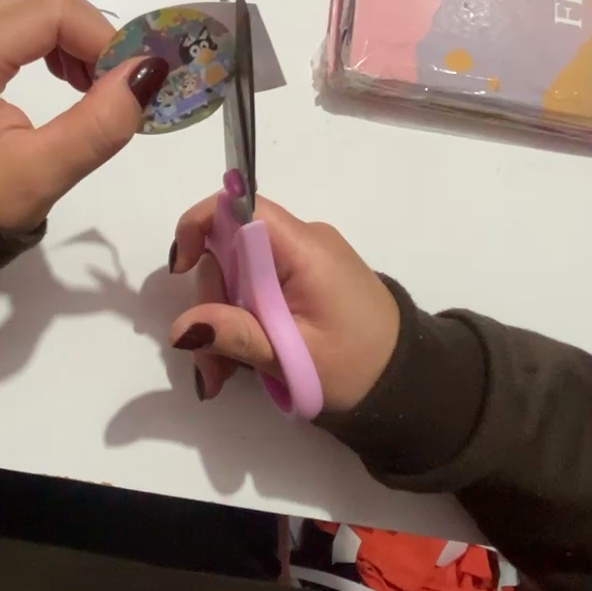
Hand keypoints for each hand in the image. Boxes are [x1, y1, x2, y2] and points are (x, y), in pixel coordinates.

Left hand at [0, 0, 169, 230]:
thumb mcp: (41, 175)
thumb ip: (99, 124)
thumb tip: (151, 70)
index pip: (48, 10)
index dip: (100, 36)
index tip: (130, 80)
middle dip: (86, 29)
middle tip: (111, 82)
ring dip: (67, 29)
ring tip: (89, 82)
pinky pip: (6, 17)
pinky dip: (44, 35)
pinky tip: (62, 75)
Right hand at [166, 195, 400, 413]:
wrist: (410, 384)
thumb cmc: (359, 367)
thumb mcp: (292, 357)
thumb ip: (236, 335)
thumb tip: (180, 329)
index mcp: (304, 248)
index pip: (240, 206)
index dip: (200, 225)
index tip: (182, 267)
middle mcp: (299, 242)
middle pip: (228, 251)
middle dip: (209, 305)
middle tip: (207, 361)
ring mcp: (298, 260)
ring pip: (234, 275)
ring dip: (218, 322)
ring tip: (220, 375)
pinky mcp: (298, 278)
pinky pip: (252, 287)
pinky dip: (237, 322)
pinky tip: (232, 364)